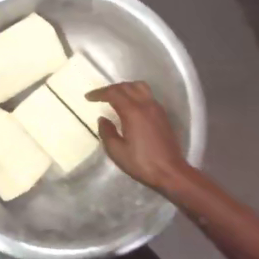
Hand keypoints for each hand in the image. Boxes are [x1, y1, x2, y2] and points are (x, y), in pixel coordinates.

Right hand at [88, 81, 196, 195]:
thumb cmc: (142, 163)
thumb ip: (107, 132)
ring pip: (140, 87)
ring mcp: (157, 108)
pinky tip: (131, 106)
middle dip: (111, 88)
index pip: (113, 93)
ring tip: (115, 96)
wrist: (170, 172)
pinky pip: (147, 95)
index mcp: (133, 112)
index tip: (88, 97)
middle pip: (127, 86)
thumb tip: (103, 119)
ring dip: (125, 88)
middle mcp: (146, 105)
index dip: (99, 93)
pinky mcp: (163, 115)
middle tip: (99, 96)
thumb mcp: (117, 151)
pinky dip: (136, 94)